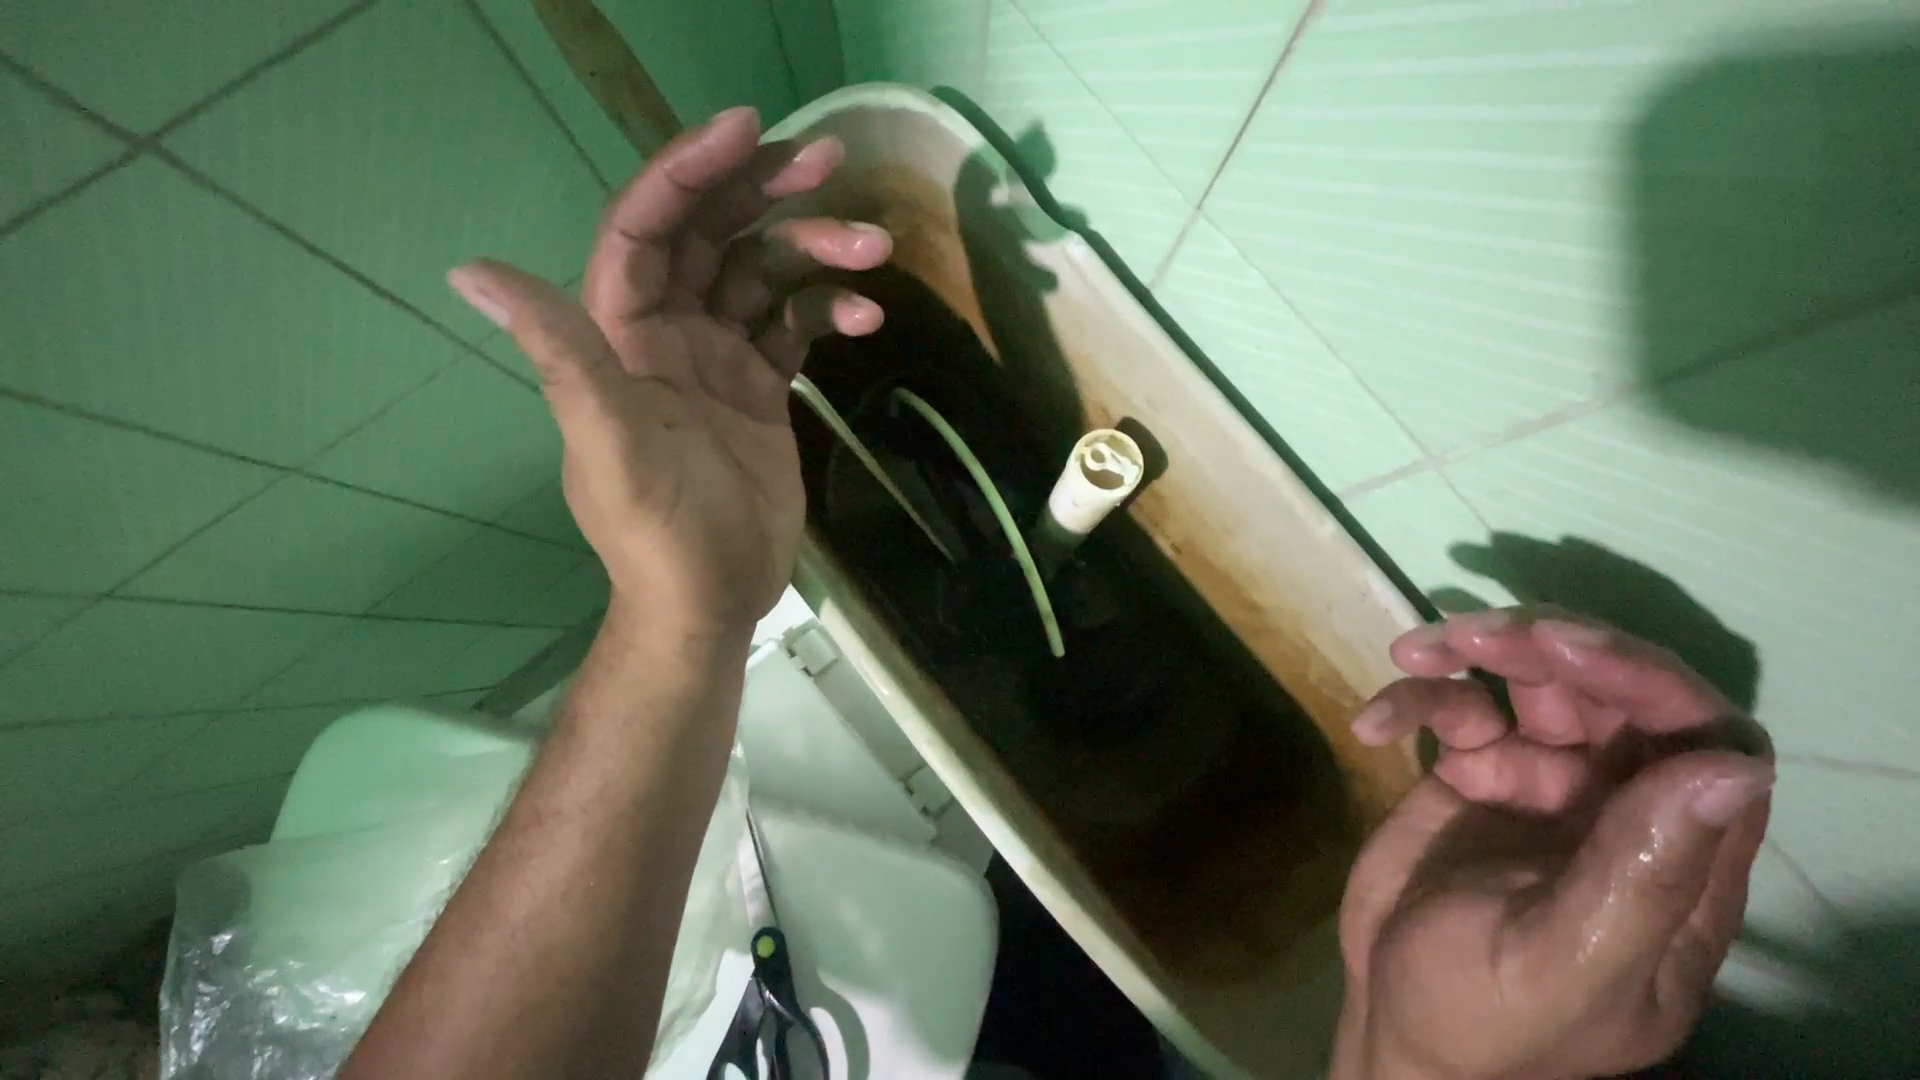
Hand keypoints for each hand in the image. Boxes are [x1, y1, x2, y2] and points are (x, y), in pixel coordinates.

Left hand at [446, 106, 891, 636]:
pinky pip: (797, 329)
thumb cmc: (657, 528)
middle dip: (766, 192)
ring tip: (873, 246)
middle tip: (829, 160)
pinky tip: (867, 316)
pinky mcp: (764, 390)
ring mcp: (721, 360)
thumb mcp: (608, 442)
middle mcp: (669, 333)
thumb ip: (561, 356)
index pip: (648, 229)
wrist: (711, 597)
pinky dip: (830, 312)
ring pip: (766, 276)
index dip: (688, 171)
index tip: (748, 130)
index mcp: (622, 334)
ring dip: (816, 252)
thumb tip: (471, 270)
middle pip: (714, 236)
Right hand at [1333, 606, 1773, 1079]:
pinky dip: (1410, 702)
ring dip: (1475, 653)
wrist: (1393, 1020)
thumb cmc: (1489, 1015)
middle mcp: (1615, 806)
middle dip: (1549, 649)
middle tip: (1474, 633)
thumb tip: (1727, 770)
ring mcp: (1538, 784)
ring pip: (1532, 684)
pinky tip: (1369, 725)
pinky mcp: (1469, 773)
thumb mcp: (1566, 962)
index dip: (1646, 681)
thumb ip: (1642, 875)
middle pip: (1612, 693)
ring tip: (1414, 649)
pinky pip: (1451, 710)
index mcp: (1674, 858)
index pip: (1700, 738)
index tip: (1564, 652)